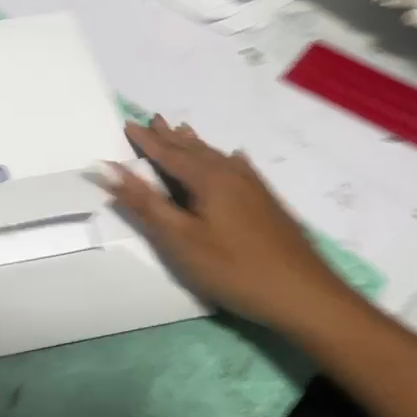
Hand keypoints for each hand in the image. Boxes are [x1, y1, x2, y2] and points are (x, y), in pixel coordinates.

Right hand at [90, 116, 359, 336]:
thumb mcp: (180, 240)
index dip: (146, 141)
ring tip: (182, 130)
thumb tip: (107, 167)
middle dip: (169, 136)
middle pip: (193, 150)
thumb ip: (144, 202)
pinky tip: (236, 159)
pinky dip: (227, 159)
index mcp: (206, 179)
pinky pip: (241, 169)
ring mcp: (254, 189)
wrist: (309, 298)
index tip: (128, 124)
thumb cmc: (236, 269)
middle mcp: (230, 175)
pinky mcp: (270, 205)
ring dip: (195, 144)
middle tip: (154, 118)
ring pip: (217, 157)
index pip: (167, 153)